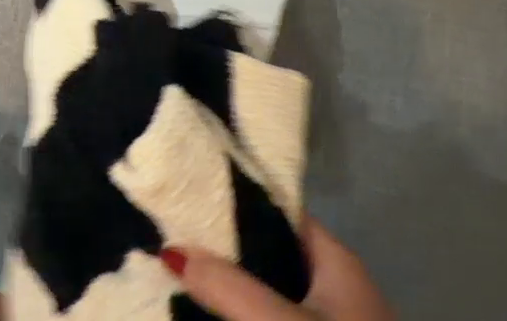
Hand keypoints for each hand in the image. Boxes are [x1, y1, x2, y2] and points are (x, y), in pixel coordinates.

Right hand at [162, 218, 392, 320]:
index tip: (183, 197)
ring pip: (266, 293)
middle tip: (170, 239)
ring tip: (176, 276)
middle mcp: (334, 287)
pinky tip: (204, 318)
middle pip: (267, 251)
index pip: (276, 209)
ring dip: (229, 290)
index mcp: (336, 261)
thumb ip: (228, 286)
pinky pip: (269, 319)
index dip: (231, 199)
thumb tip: (172, 251)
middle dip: (222, 249)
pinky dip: (241, 316)